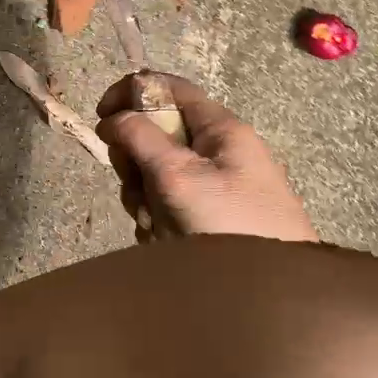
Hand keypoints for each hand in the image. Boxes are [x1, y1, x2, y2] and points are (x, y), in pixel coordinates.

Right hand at [96, 72, 316, 243]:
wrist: (274, 293)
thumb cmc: (228, 222)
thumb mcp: (175, 172)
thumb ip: (137, 134)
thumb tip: (113, 119)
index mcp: (221, 129)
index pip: (167, 85)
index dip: (128, 91)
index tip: (102, 117)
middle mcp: (219, 149)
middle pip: (154, 129)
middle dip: (132, 153)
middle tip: (131, 178)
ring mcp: (216, 182)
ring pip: (155, 165)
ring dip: (140, 187)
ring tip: (148, 215)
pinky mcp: (212, 210)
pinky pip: (166, 194)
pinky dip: (154, 208)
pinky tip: (158, 229)